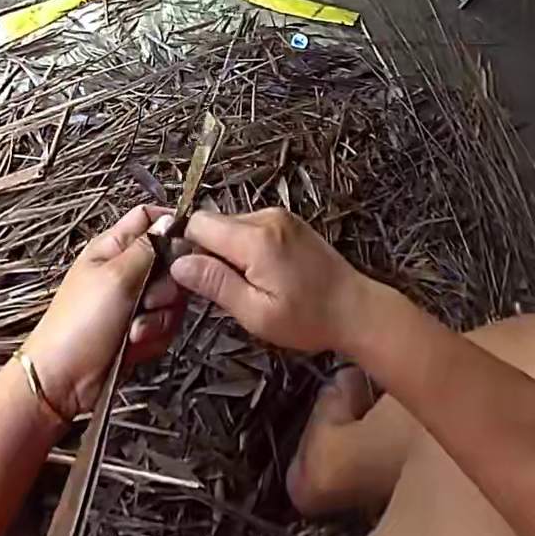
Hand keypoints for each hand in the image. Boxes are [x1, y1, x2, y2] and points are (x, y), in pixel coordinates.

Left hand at [24, 206, 183, 417]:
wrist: (64, 383)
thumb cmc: (76, 325)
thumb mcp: (116, 276)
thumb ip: (149, 247)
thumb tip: (172, 220)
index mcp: (114, 246)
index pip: (151, 218)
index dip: (172, 227)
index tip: (188, 244)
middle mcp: (127, 269)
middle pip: (172, 261)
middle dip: (167, 285)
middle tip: (147, 297)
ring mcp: (135, 299)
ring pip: (174, 296)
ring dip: (159, 315)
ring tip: (134, 325)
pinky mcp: (142, 326)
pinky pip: (168, 323)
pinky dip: (155, 334)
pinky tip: (135, 342)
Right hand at [169, 208, 381, 354]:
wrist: (356, 309)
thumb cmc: (307, 319)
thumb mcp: (256, 313)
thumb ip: (215, 284)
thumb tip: (178, 264)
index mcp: (255, 239)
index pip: (198, 223)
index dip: (187, 247)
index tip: (193, 276)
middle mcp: (266, 217)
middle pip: (213, 222)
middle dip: (208, 251)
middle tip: (224, 287)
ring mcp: (279, 216)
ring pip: (230, 224)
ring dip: (228, 251)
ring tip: (248, 283)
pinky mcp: (287, 221)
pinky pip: (250, 226)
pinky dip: (245, 247)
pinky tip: (263, 273)